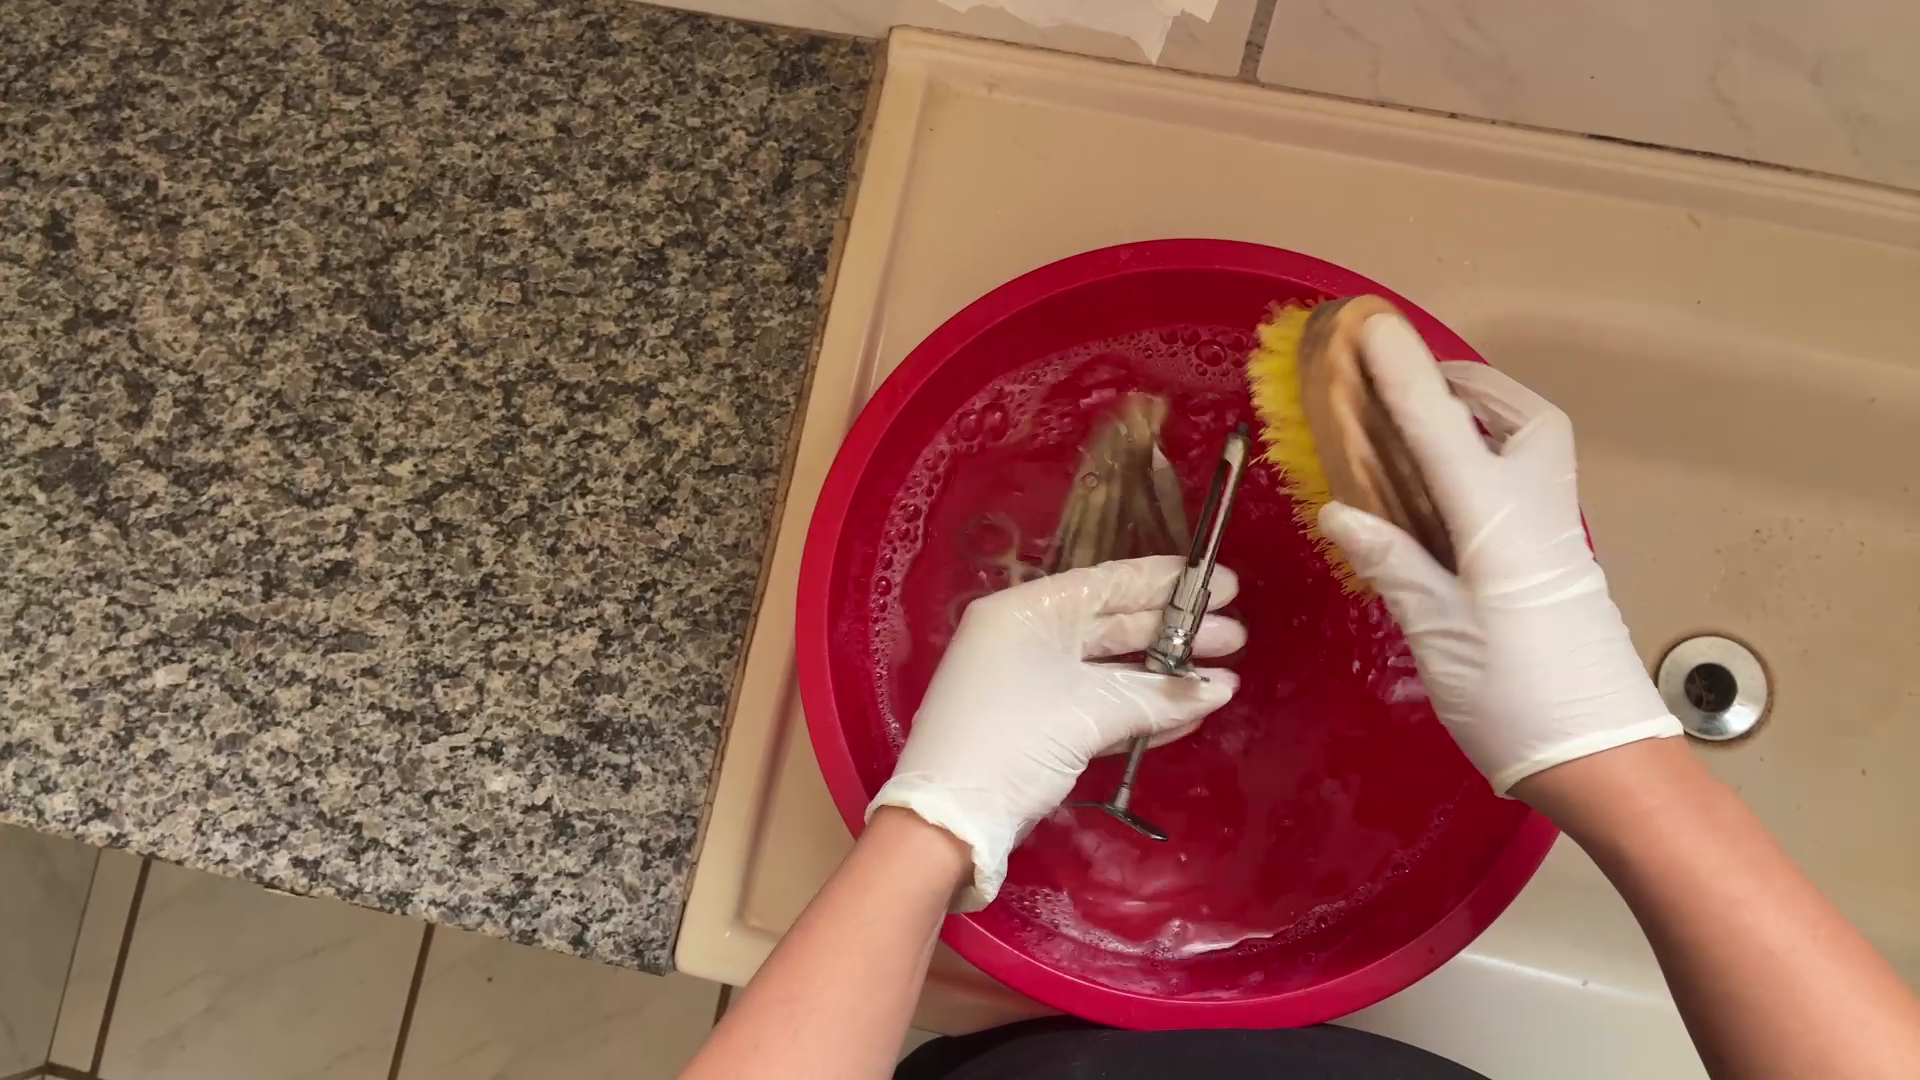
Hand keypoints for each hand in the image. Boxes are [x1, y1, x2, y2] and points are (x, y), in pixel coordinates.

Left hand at [869, 555, 1244, 909]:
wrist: (948, 821)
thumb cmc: (1012, 742)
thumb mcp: (1085, 712)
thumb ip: (1155, 696)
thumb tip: (1220, 689)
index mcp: (1026, 612)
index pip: (1105, 585)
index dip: (1164, 583)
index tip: (1220, 584)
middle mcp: (1027, 637)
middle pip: (1113, 626)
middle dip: (1175, 633)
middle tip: (1236, 634)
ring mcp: (1033, 682)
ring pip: (1110, 669)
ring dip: (1164, 676)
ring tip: (1226, 675)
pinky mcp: (1041, 723)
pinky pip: (1098, 704)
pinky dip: (1139, 708)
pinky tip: (1189, 710)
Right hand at [1316, 314, 1679, 794]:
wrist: (1598, 758)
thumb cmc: (1513, 696)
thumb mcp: (1437, 630)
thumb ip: (1393, 562)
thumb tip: (1339, 509)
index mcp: (1499, 526)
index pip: (1445, 433)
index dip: (1404, 377)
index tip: (1373, 329)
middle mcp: (1536, 516)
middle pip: (1524, 419)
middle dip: (1470, 386)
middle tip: (1414, 382)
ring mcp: (1553, 538)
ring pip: (1533, 447)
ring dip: (1484, 416)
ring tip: (1423, 425)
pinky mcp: (1551, 563)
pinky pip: (1522, 483)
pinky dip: (1484, 459)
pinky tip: (1441, 491)